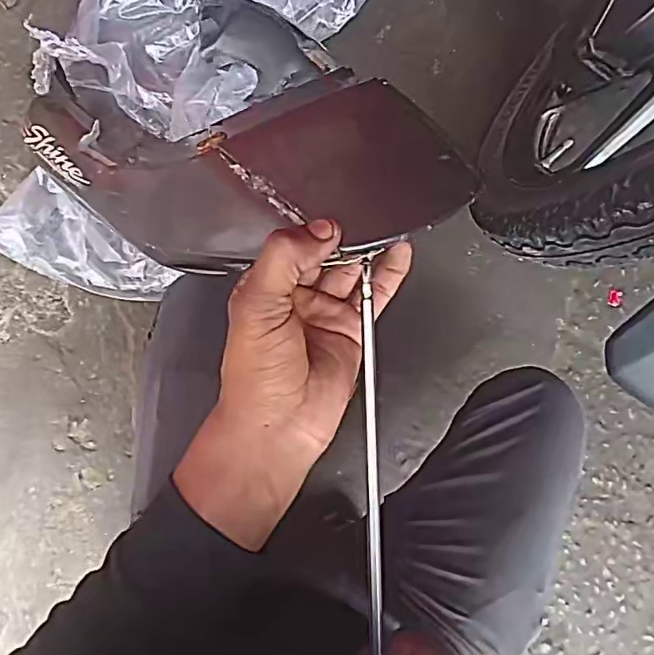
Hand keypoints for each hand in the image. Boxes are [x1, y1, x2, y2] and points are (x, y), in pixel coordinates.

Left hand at [172, 220, 411, 550]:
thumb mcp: (257, 306)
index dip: (311, 233)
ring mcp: (324, 314)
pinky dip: (389, 274)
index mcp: (265, 288)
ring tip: (383, 231)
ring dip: (367, 251)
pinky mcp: (350, 331)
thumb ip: (282, 260)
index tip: (328, 227)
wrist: (278, 427)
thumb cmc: (255, 380)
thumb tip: (315, 231)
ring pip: (351, 272)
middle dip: (341, 239)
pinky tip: (398, 255)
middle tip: (356, 228)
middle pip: (324, 255)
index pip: (292, 246)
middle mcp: (294, 298)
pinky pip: (374, 295)